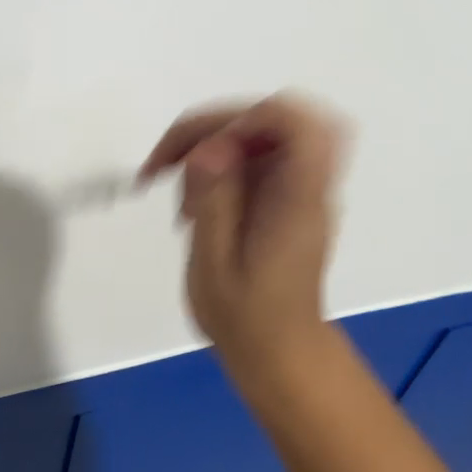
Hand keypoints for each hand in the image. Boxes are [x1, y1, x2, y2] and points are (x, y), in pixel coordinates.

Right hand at [138, 92, 345, 390]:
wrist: (278, 353)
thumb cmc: (245, 319)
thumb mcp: (215, 265)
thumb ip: (215, 203)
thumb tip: (210, 147)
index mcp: (298, 198)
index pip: (295, 122)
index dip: (243, 118)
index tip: (199, 154)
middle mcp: (308, 185)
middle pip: (273, 120)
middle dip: (212, 130)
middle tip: (163, 165)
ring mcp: (299, 191)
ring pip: (259, 137)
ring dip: (209, 153)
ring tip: (179, 203)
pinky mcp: (284, 201)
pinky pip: (256, 162)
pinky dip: (219, 172)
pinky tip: (193, 209)